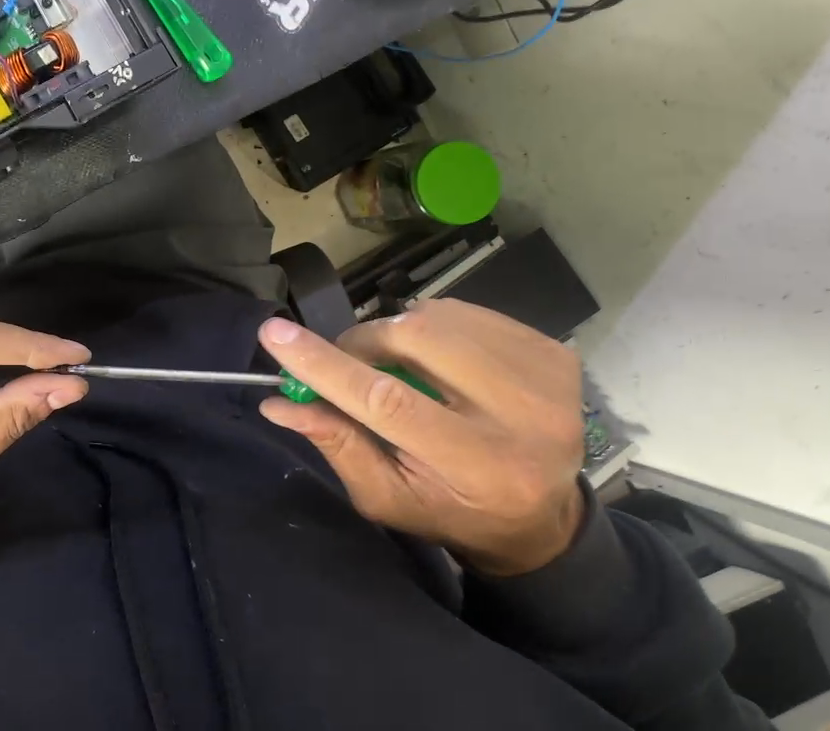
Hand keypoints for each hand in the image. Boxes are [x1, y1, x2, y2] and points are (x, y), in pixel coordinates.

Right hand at [257, 299, 587, 575]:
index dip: (325, 364)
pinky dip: (433, 326)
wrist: (541, 516)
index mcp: (479, 468)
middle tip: (348, 360)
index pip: (387, 402)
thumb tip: (276, 403)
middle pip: (417, 342)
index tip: (273, 333)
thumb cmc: (449, 509)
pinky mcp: (556, 354)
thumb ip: (335, 444)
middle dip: (363, 342)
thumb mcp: (384, 496)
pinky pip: (466, 312)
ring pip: (438, 318)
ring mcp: (549, 382)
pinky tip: (438, 358)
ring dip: (398, 333)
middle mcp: (526, 420)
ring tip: (399, 364)